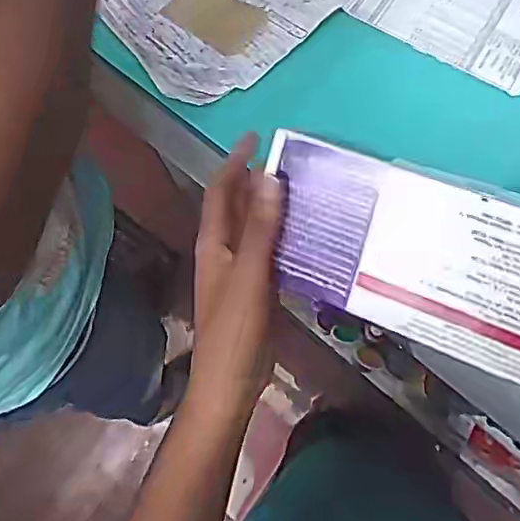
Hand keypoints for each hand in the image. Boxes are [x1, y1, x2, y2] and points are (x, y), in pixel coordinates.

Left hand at [190, 134, 283, 415]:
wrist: (230, 383)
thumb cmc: (235, 330)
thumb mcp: (250, 274)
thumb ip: (261, 228)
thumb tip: (269, 178)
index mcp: (214, 243)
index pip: (221, 192)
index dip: (235, 163)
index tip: (256, 138)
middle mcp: (223, 251)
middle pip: (237, 207)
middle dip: (255, 181)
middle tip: (288, 160)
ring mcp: (239, 271)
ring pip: (254, 228)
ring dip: (270, 206)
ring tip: (301, 187)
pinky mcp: (256, 289)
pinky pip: (268, 251)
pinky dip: (282, 235)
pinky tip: (305, 232)